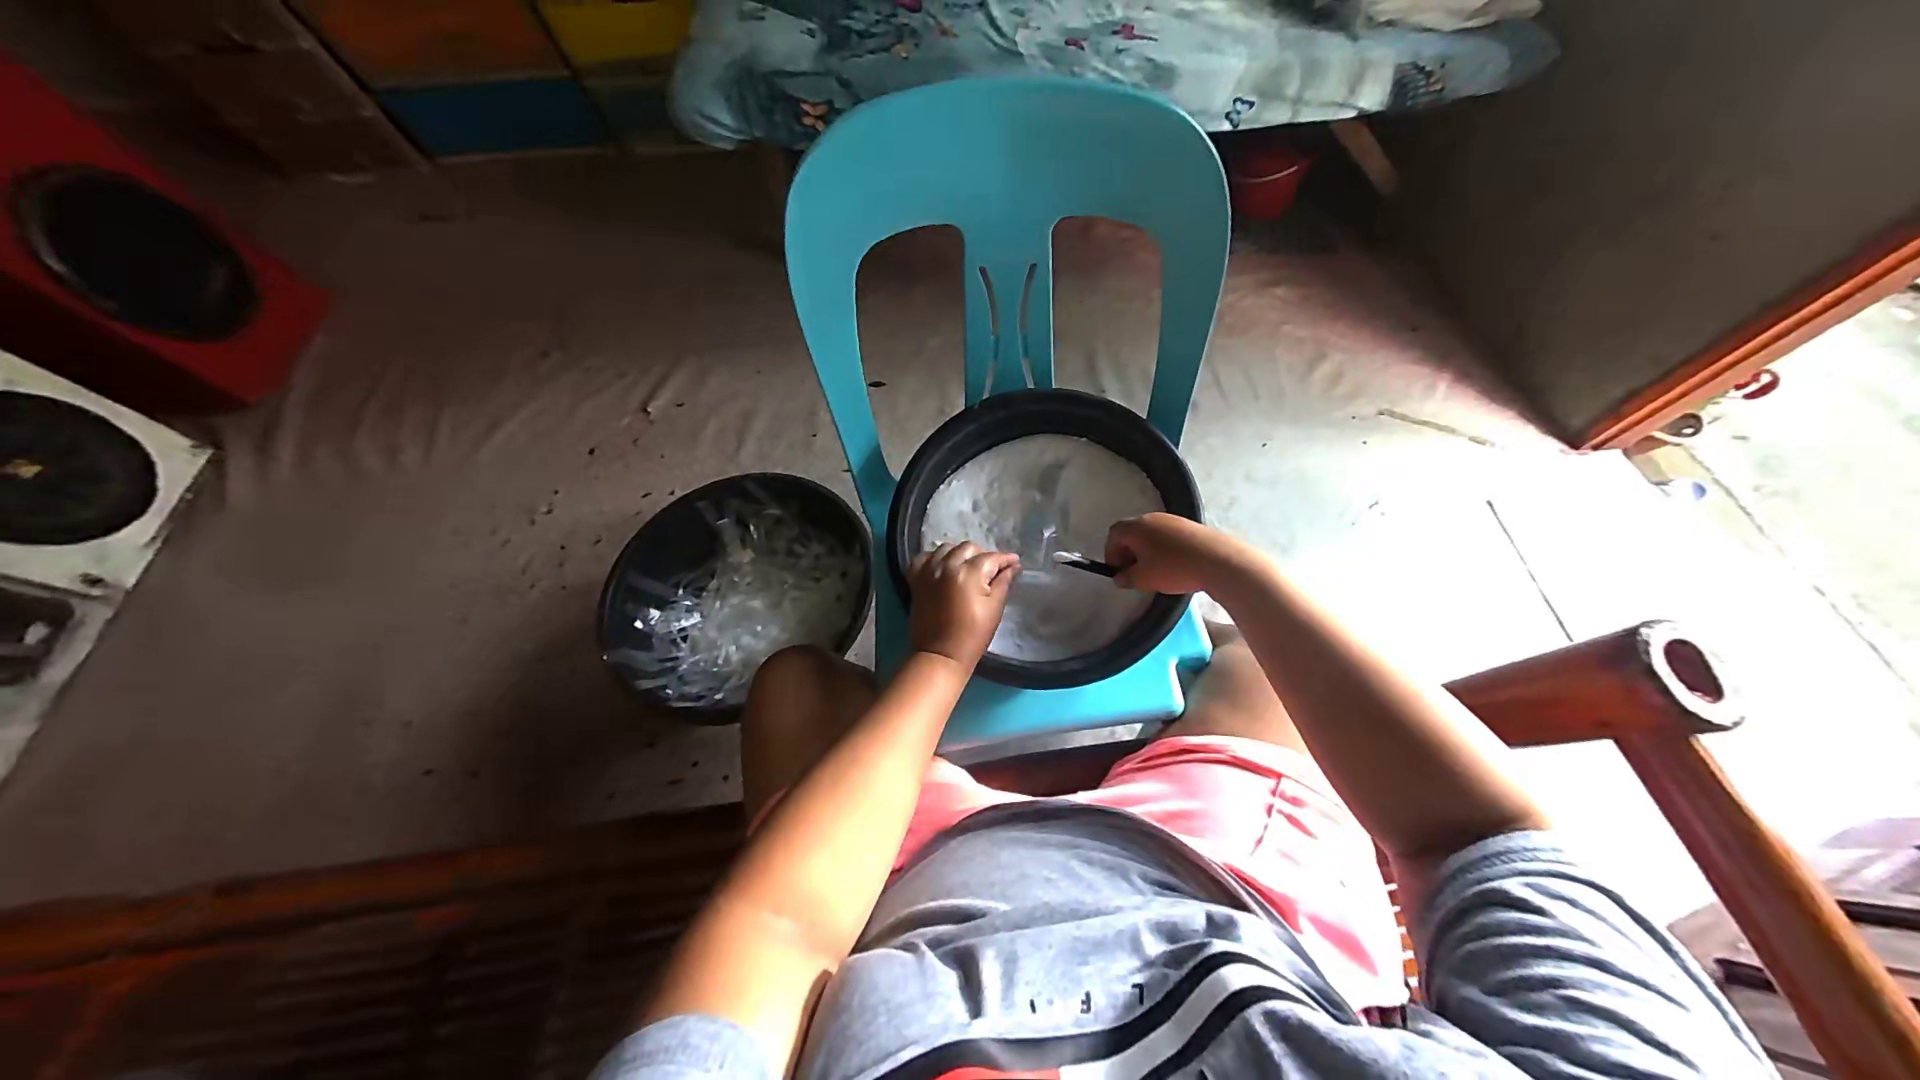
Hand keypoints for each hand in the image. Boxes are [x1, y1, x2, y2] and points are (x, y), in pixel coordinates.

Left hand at [908, 542, 1019, 664]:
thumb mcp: (994, 609)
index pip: (991, 557)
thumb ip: (1004, 583)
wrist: (941, 654)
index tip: (1014, 561)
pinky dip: (934, 558)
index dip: (1005, 559)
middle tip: (990, 569)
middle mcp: (946, 566)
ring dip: (959, 554)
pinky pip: (923, 557)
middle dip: (983, 555)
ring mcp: (928, 571)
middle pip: (968, 548)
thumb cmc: (973, 635)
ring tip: (966, 567)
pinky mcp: (915, 579)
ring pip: (946, 548)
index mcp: (968, 573)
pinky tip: (942, 567)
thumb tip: (1014, 567)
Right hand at [1104, 513, 1251, 593]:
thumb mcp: (1143, 579)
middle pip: (1132, 532)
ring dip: (1147, 550)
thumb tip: (1120, 576)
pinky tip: (1174, 565)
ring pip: (1151, 534)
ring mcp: (1173, 519)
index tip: (1118, 571)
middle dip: (1128, 551)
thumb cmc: (1173, 568)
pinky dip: (1164, 548)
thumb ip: (1126, 578)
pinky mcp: (1190, 526)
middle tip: (1134, 571)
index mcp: (1135, 527)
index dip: (1111, 553)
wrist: (1217, 560)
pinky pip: (1168, 536)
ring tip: (1155, 571)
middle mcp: (1152, 517)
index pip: (1113, 534)